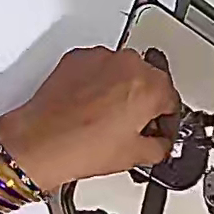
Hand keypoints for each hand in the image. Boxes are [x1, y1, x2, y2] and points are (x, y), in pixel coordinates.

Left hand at [0, 47, 180, 187]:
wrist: (41, 141)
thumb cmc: (81, 146)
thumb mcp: (134, 156)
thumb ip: (160, 145)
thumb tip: (160, 142)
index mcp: (149, 86)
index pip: (172, 98)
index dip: (167, 119)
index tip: (160, 128)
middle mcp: (127, 64)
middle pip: (149, 79)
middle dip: (146, 101)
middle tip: (134, 125)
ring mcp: (101, 58)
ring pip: (123, 69)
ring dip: (121, 87)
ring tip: (106, 116)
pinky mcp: (78, 58)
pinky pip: (98, 66)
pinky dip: (97, 80)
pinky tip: (90, 105)